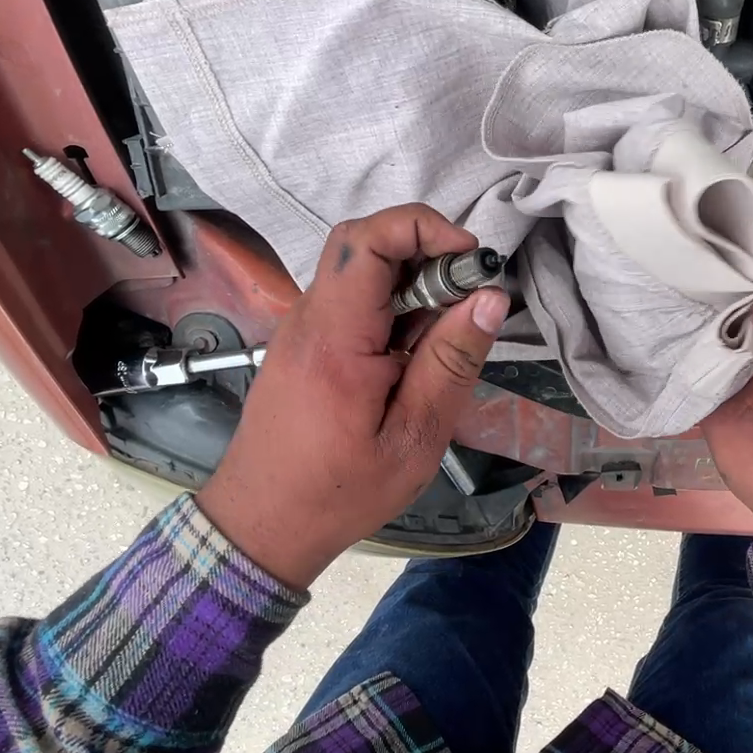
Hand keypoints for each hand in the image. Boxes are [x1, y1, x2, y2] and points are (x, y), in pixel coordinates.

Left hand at [194, 204, 508, 587]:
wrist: (262, 524)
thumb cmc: (341, 490)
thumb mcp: (415, 437)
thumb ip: (452, 362)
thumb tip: (490, 298)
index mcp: (335, 337)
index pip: (368, 239)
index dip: (424, 227)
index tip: (471, 260)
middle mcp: (310, 318)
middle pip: (364, 242)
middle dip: (426, 250)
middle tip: (468, 294)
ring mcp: (303, 327)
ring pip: (361, 269)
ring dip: (413, 280)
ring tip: (448, 330)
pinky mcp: (306, 341)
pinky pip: (354, 298)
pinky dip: (395, 304)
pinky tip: (417, 349)